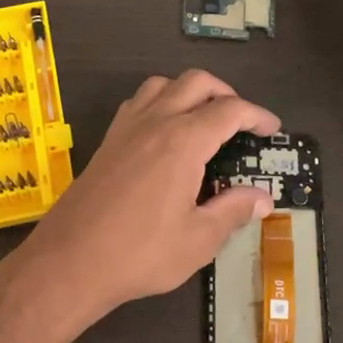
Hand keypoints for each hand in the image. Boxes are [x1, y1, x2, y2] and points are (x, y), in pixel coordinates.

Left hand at [9, 70, 279, 326]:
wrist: (70, 260)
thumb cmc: (139, 252)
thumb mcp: (198, 240)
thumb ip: (233, 211)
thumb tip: (263, 198)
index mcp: (183, 140)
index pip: (230, 110)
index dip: (257, 115)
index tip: (272, 129)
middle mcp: (155, 121)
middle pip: (197, 82)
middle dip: (226, 93)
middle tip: (242, 123)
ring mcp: (127, 127)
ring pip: (163, 84)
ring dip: (190, 91)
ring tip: (204, 120)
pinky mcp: (107, 140)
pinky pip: (138, 101)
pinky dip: (160, 102)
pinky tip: (164, 133)